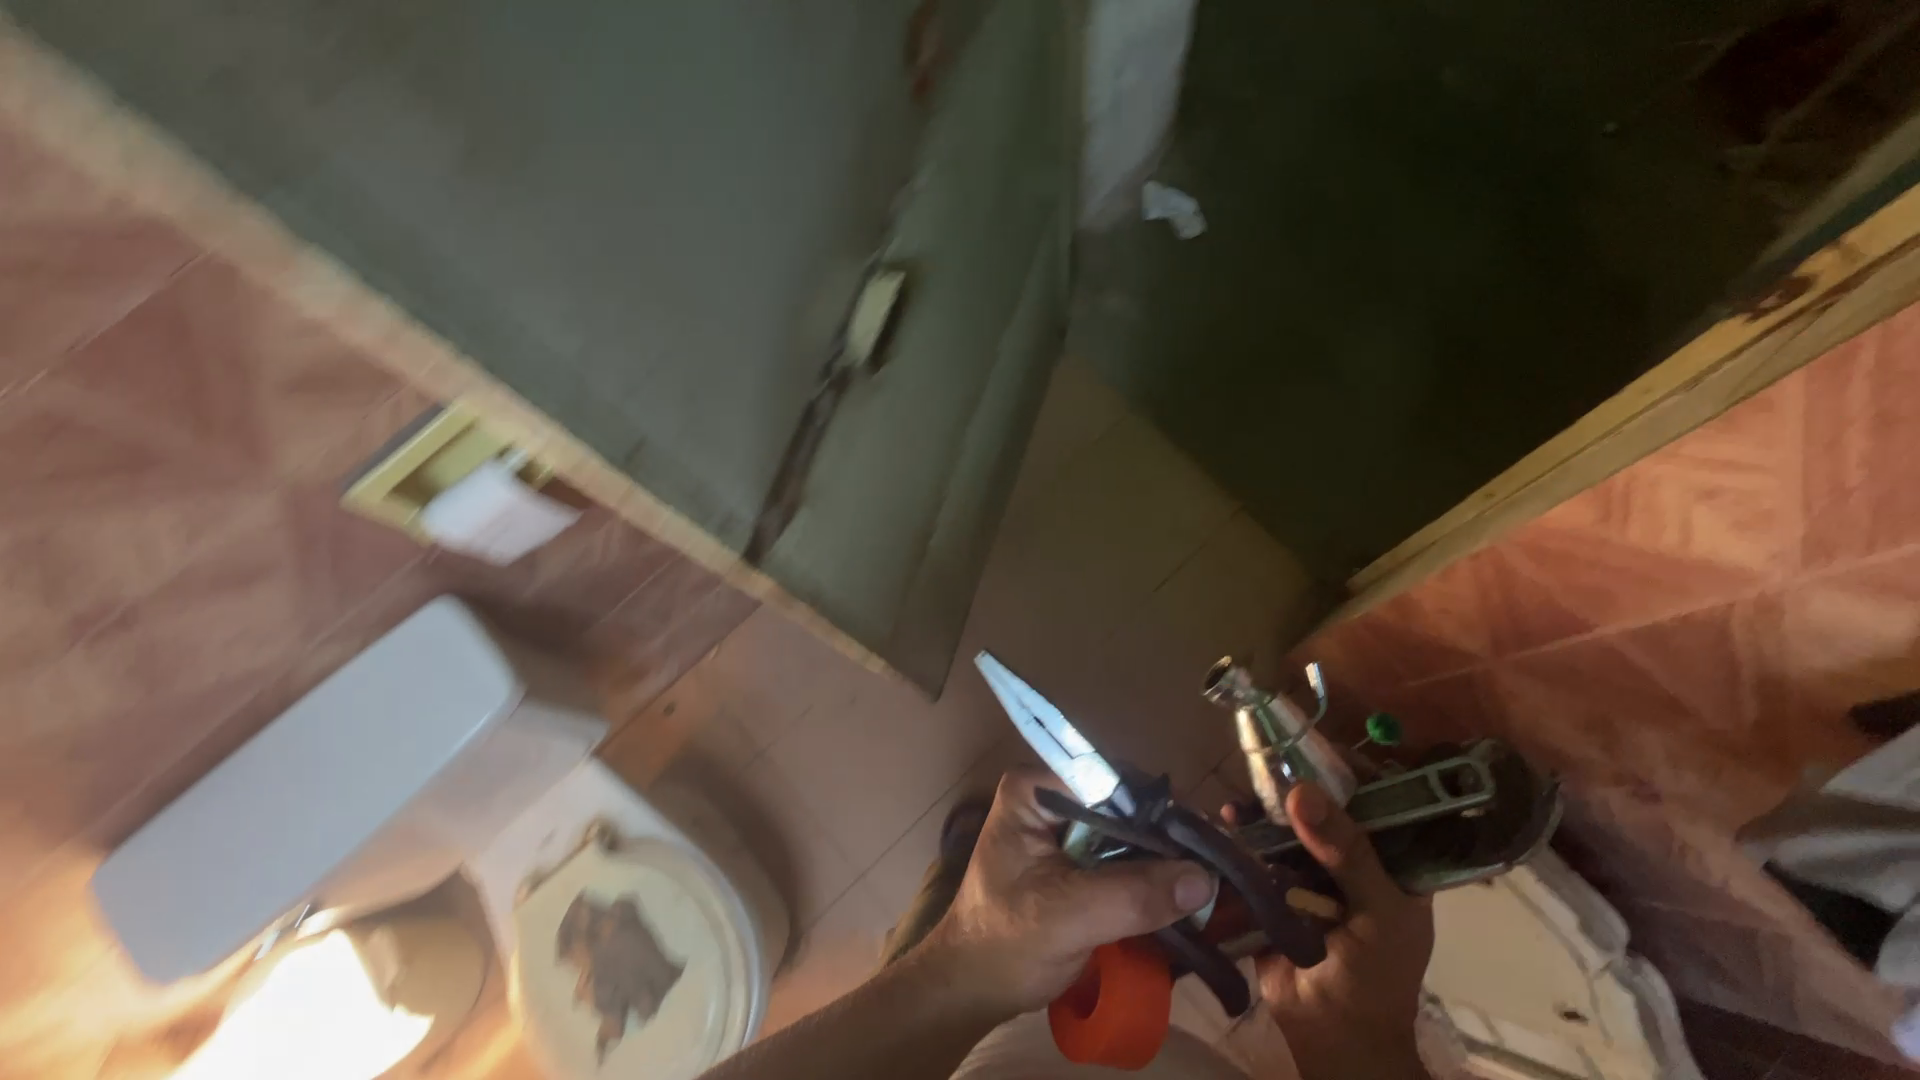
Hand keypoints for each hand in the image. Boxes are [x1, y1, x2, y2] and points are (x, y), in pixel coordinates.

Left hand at [915, 768, 1215, 1019]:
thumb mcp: (1069, 916)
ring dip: (1166, 856)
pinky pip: (1125, 855)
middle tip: (1217, 862)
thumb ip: (1133, 895)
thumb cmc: (1007, 942)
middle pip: (1123, 803)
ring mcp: (1064, 826)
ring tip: (1213, 879)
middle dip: (1167, 833)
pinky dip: (1153, 874)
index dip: (1156, 806)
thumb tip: (1203, 878)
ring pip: (1129, 830)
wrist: (975, 986)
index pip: (1107, 780)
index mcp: (1033, 789)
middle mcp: (1050, 795)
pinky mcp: (1077, 858)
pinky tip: (1187, 892)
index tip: (1203, 837)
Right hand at [1252, 783, 1433, 1079]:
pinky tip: (1226, 818)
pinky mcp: (1272, 888)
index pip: (1379, 800)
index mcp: (1393, 863)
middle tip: (1267, 762)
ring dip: (1264, 809)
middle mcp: (1351, 860)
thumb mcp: (1379, 913)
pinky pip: (1256, 851)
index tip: (1315, 744)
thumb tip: (1301, 789)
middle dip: (1296, 785)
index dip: (1352, 771)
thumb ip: (1347, 851)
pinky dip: (1240, 834)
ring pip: (1286, 826)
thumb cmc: (1376, 977)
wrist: (1331, 1037)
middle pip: (1325, 807)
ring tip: (1243, 799)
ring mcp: (1309, 873)